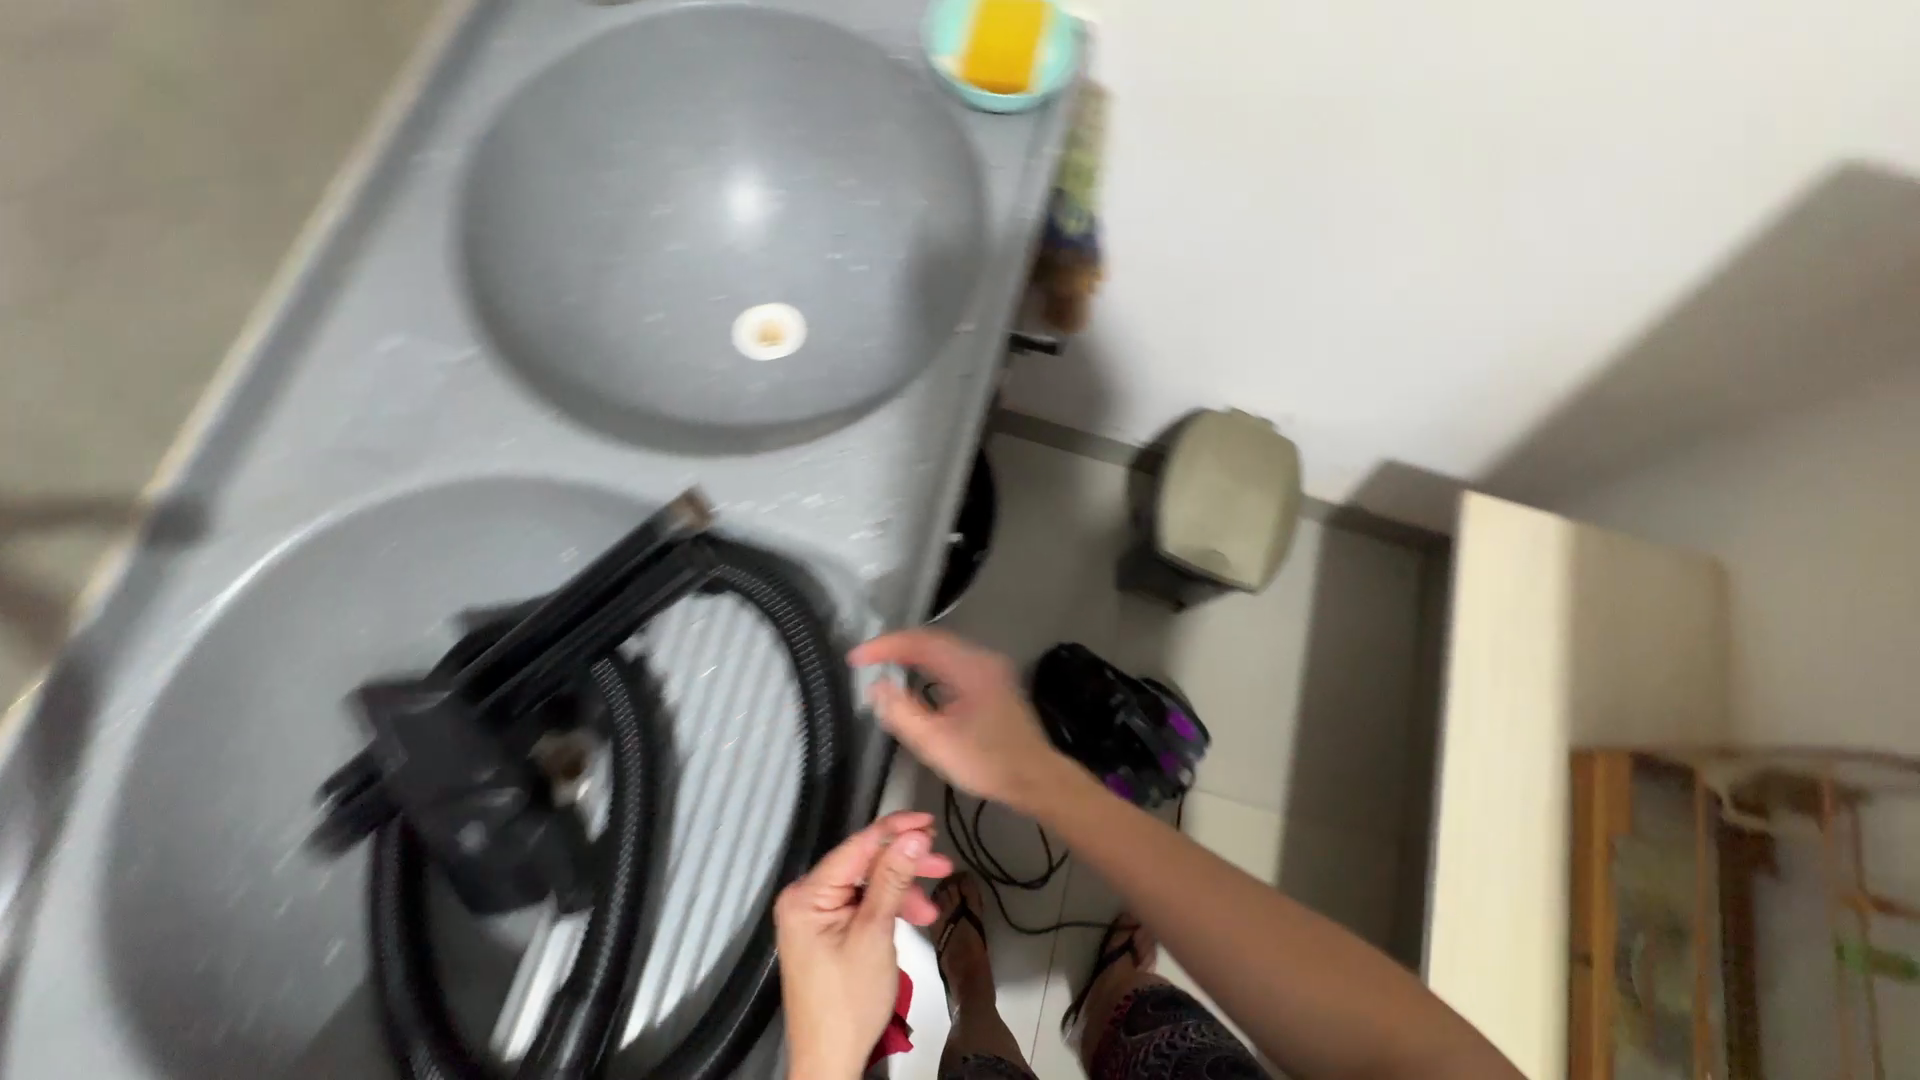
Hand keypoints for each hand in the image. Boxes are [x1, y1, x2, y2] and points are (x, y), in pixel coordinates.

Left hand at [775, 811, 952, 1079]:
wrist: (831, 1061)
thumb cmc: (846, 1005)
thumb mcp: (875, 934)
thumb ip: (893, 879)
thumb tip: (912, 837)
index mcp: (806, 895)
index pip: (856, 846)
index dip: (894, 830)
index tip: (926, 821)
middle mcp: (806, 899)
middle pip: (864, 864)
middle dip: (904, 865)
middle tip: (939, 862)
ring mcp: (816, 916)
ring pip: (868, 885)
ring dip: (902, 890)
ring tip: (930, 907)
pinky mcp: (829, 932)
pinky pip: (864, 905)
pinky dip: (890, 908)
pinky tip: (914, 917)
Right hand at [850, 629, 1068, 812]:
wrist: (1036, 779)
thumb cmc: (988, 764)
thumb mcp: (936, 744)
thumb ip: (902, 713)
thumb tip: (877, 688)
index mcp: (969, 668)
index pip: (919, 643)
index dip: (884, 646)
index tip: (856, 657)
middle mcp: (982, 659)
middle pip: (931, 640)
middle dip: (895, 647)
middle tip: (865, 658)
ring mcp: (990, 669)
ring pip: (942, 649)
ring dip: (911, 654)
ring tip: (883, 663)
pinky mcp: (992, 681)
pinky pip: (952, 661)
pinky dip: (928, 664)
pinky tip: (915, 677)